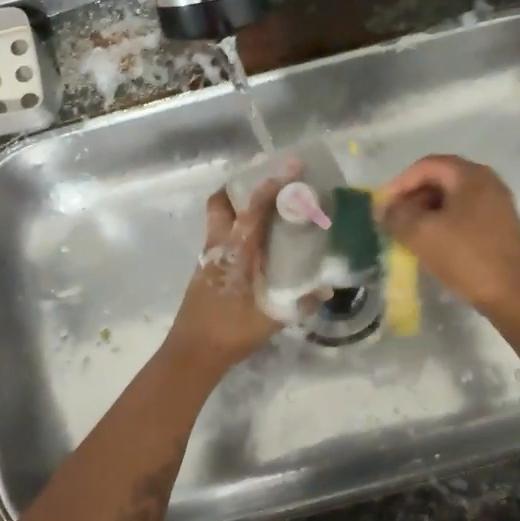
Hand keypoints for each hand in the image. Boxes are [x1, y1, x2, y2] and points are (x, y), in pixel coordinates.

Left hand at [165, 179, 287, 372]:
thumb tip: (326, 289)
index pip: (254, 207)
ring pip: (218, 221)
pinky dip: (236, 235)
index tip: (293, 167)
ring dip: (237, 212)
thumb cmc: (231, 332)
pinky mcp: (205, 272)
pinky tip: (255, 250)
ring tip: (266, 217)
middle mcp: (218, 246)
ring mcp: (208, 258)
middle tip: (268, 190)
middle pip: (221, 203)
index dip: (273, 184)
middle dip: (241, 189)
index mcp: (236, 251)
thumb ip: (301, 302)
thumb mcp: (273, 319)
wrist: (193, 353)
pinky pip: (220, 241)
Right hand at [378, 155, 519, 312]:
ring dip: (426, 215)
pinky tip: (431, 248)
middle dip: (412, 199)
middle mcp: (487, 184)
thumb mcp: (423, 234)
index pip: (426, 165)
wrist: (516, 293)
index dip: (399, 183)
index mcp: (470, 175)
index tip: (382, 207)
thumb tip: (385, 210)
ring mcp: (496, 207)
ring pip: (451, 202)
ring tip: (407, 237)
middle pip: (440, 181)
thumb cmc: (468, 256)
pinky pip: (463, 219)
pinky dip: (442, 227)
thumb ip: (397, 216)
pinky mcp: (499, 230)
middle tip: (393, 222)